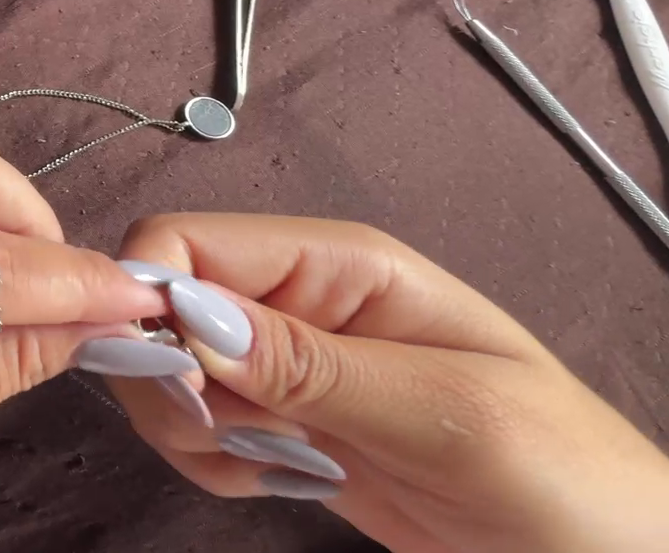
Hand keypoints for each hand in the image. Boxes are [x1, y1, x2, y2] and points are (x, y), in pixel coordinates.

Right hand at [107, 213, 668, 551]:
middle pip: (154, 303)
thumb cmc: (573, 485)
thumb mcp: (455, 419)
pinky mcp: (262, 410)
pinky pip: (185, 415)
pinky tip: (264, 478)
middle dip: (168, 375)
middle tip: (225, 437)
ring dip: (187, 423)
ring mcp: (270, 355)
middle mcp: (283, 295)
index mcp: (327, 260)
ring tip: (264, 466)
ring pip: (158, 363)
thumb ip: (315, 365)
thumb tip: (185, 319)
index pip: (183, 240)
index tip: (177, 378)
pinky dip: (201, 454)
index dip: (152, 294)